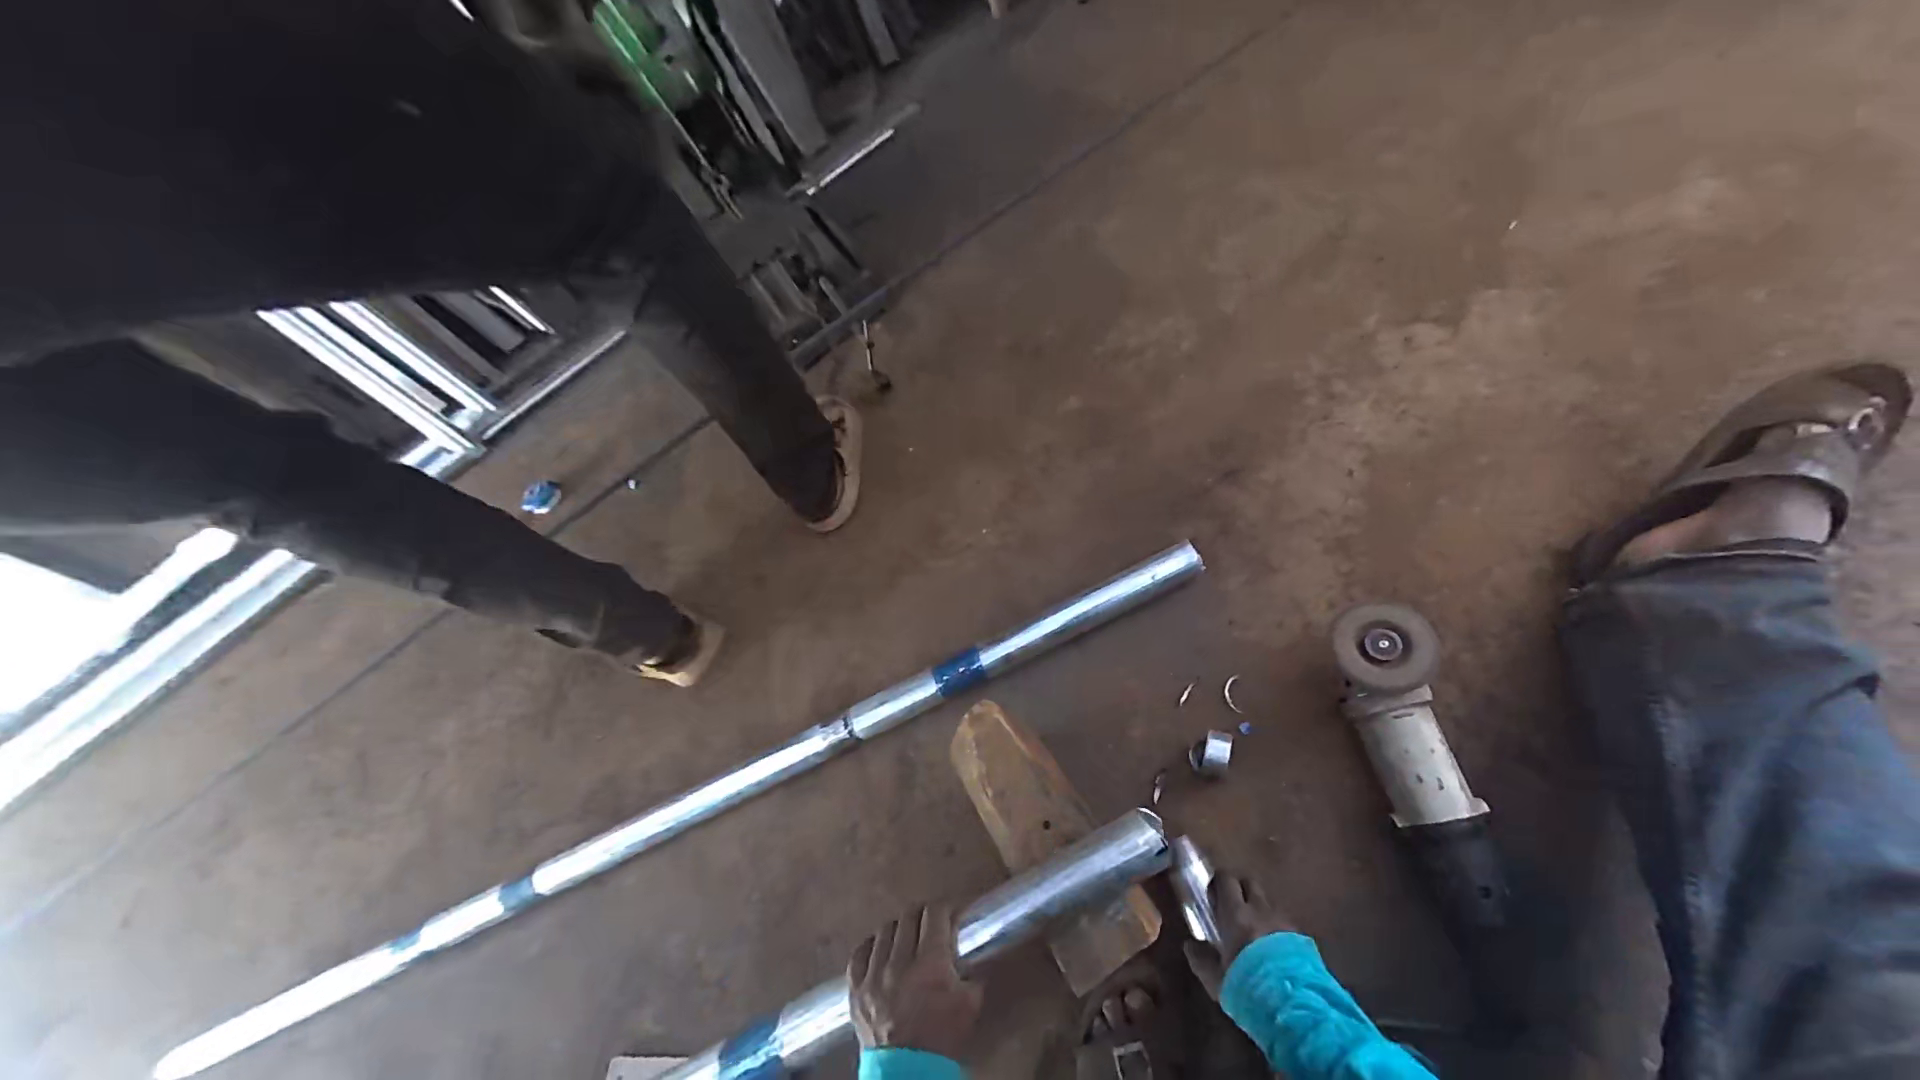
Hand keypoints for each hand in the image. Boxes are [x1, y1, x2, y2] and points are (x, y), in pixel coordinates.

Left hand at [849, 904, 984, 1057]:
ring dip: (899, 929)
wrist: (907, 1075)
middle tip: (930, 922)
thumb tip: (967, 948)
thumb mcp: (968, 1004)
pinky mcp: (854, 989)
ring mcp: (872, 976)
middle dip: (922, 914)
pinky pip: (860, 952)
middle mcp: (899, 964)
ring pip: (884, 930)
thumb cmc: (941, 1039)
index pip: (934, 914)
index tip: (949, 911)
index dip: (944, 907)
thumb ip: (969, 971)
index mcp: (930, 965)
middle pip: (908, 916)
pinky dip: (872, 946)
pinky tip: (881, 950)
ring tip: (906, 937)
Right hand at [1182, 873, 1294, 999]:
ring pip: (1268, 903)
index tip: (1212, 899)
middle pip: (1249, 883)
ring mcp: (1284, 923)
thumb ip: (1201, 959)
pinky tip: (1274, 952)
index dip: (1218, 884)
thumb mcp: (1216, 980)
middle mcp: (1260, 910)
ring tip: (1254, 933)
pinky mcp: (1303, 939)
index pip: (1225, 879)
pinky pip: (1285, 923)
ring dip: (1259, 910)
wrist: (1295, 1010)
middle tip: (1232, 909)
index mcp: (1236, 914)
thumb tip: (1190, 944)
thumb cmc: (1248, 988)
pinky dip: (1276, 929)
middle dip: (1240, 890)